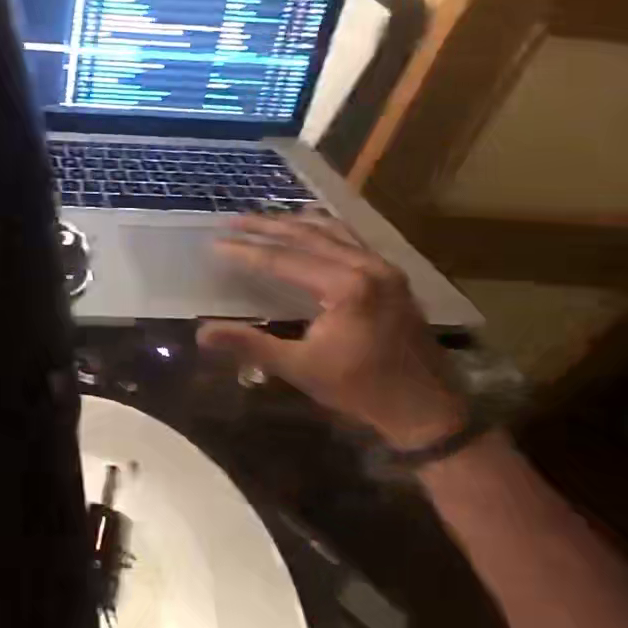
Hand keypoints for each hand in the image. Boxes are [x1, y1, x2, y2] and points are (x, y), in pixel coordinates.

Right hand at [196, 212, 465, 450]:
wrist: (426, 408)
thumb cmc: (360, 387)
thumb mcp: (299, 367)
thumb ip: (250, 344)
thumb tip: (201, 332)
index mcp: (347, 286)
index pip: (283, 259)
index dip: (245, 251)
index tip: (214, 243)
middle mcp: (368, 267)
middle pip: (307, 236)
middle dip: (266, 227)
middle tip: (230, 221)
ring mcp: (385, 270)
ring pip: (331, 232)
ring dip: (293, 224)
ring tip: (262, 220)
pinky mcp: (392, 278)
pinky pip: (351, 240)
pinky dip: (322, 230)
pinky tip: (308, 229)